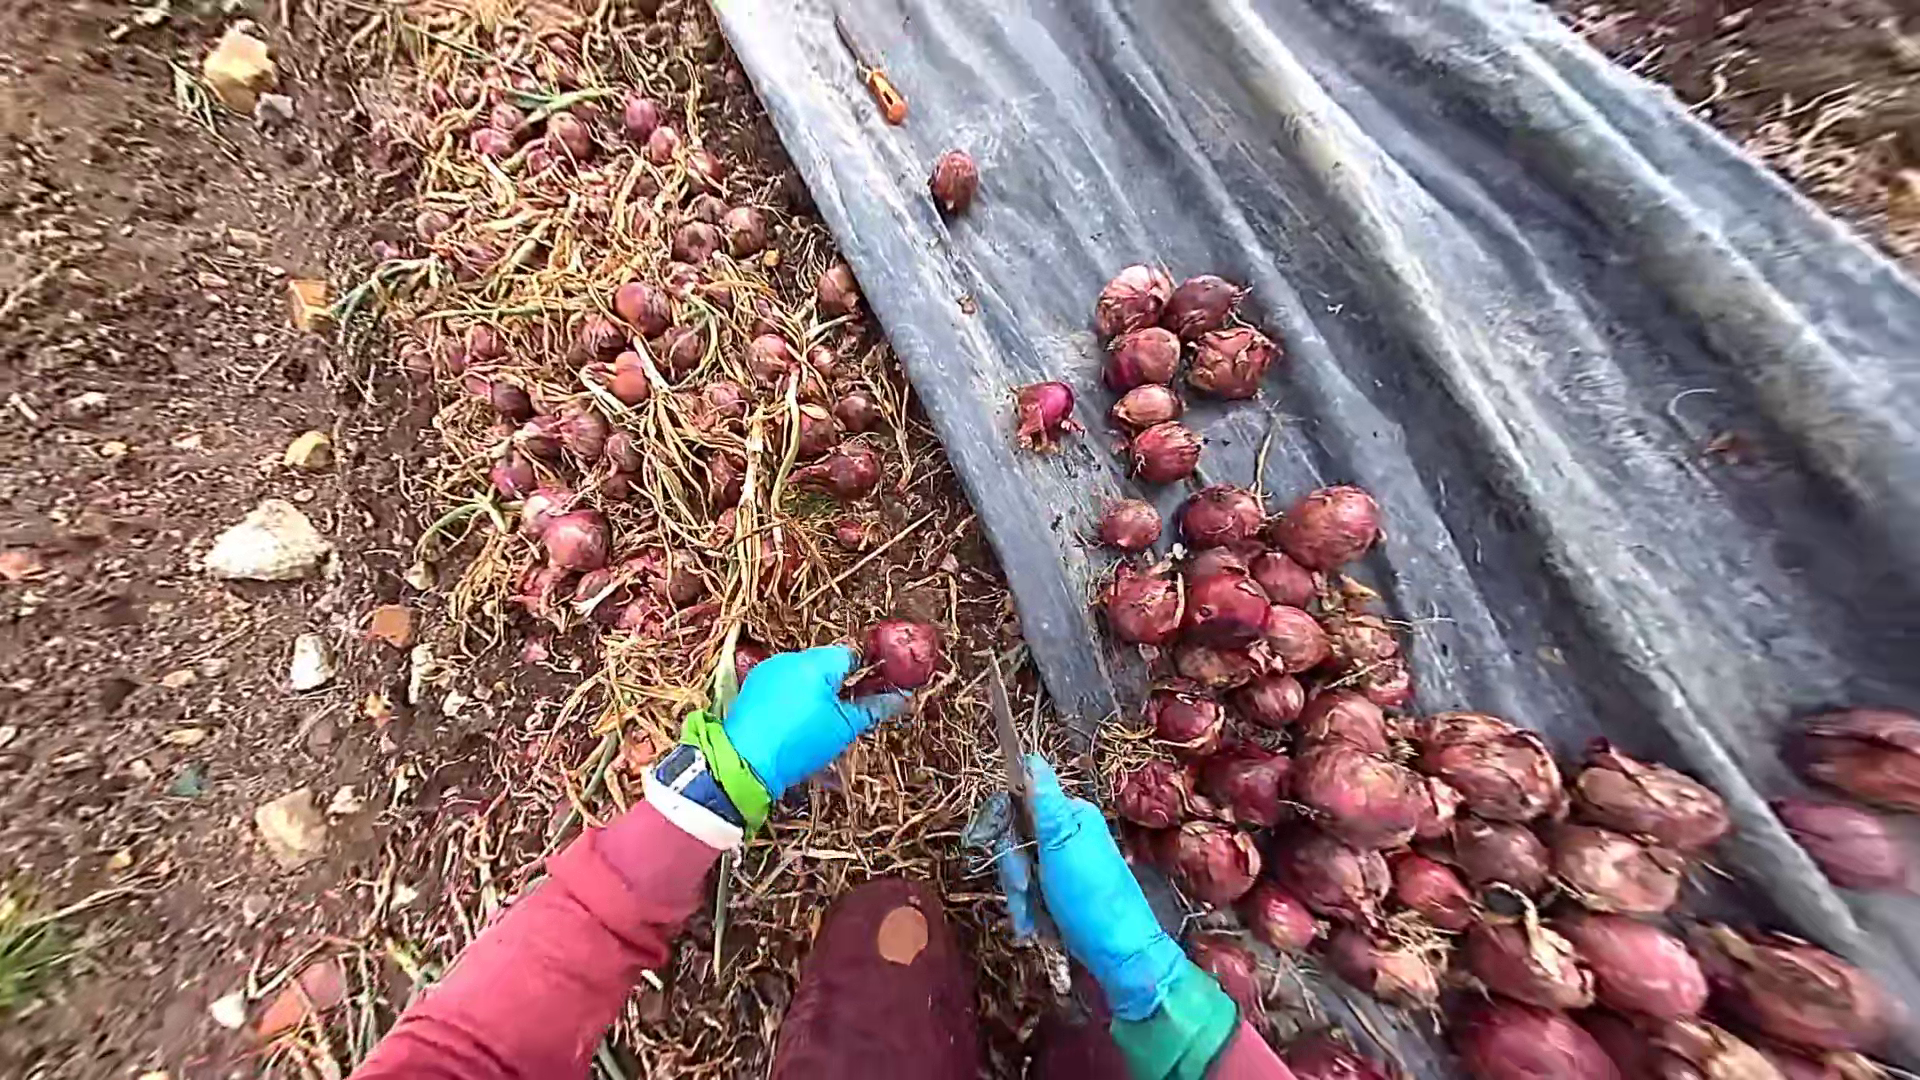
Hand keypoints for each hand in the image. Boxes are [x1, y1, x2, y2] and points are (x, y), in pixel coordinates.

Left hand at [723, 645, 907, 798]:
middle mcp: (792, 659)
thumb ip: (874, 708)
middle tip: (853, 712)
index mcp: (816, 662)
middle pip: (830, 665)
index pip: (853, 654)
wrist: (744, 764)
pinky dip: (799, 699)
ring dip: (821, 694)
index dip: (869, 670)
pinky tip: (802, 725)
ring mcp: (770, 671)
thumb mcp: (844, 727)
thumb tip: (903, 698)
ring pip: (808, 677)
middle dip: (844, 686)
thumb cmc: (798, 742)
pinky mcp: (755, 687)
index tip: (880, 688)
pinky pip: (787, 686)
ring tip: (826, 724)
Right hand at [1023, 754, 1185, 1020]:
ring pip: (1019, 867)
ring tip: (1031, 923)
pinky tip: (1036, 929)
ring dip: (1020, 897)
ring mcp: (1063, 861)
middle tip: (1025, 894)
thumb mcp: (1062, 847)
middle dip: (1014, 872)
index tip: (1011, 861)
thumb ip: (1044, 802)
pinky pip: (1030, 890)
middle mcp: (1067, 831)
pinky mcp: (1061, 888)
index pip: (1018, 803)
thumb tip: (1031, 757)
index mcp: (1070, 814)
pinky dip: (1029, 911)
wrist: (1122, 958)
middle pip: (1016, 838)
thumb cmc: (1091, 899)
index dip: (1004, 831)